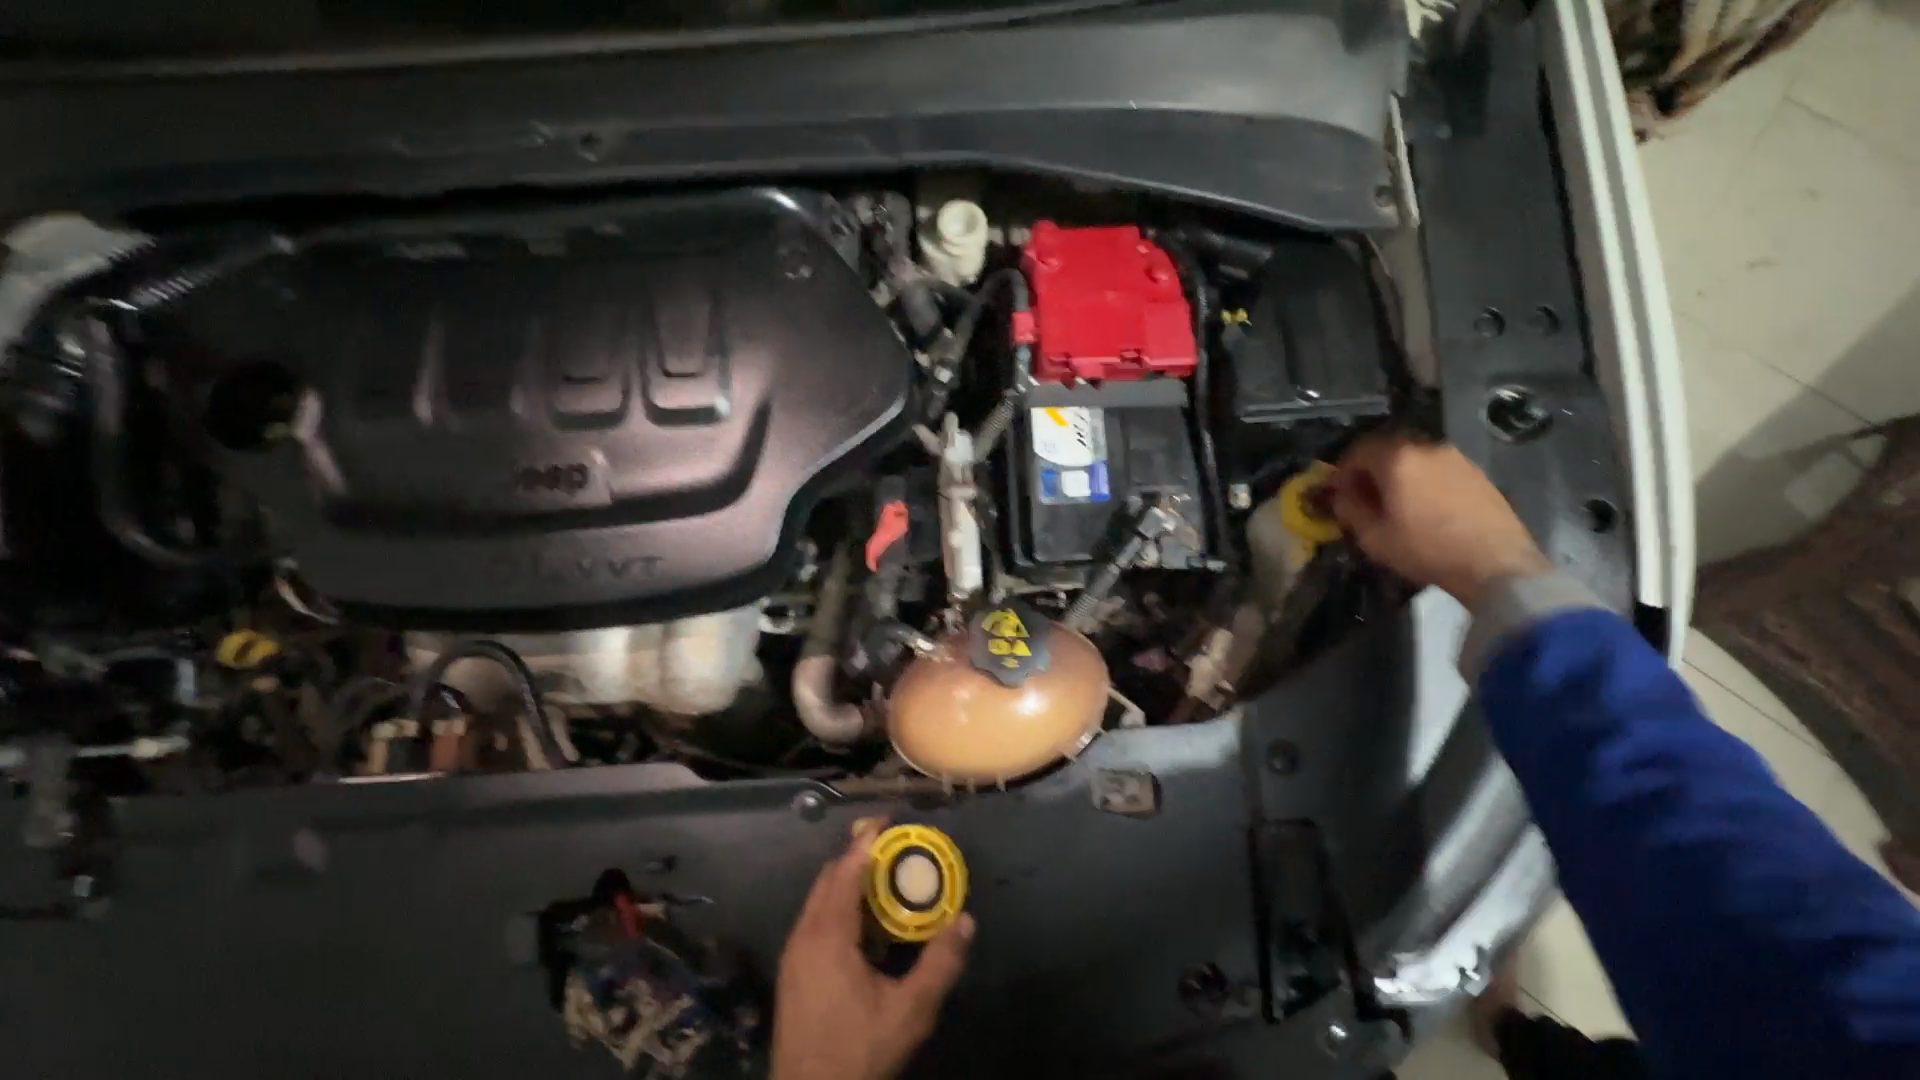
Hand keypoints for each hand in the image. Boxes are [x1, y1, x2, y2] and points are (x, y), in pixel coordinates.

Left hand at [771, 822, 974, 1079]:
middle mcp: (804, 935)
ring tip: (884, 881)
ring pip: (819, 900)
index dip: (866, 841)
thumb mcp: (910, 1012)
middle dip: (858, 857)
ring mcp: (793, 954)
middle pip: (829, 879)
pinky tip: (865, 926)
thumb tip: (966, 921)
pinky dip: (839, 906)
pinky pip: (815, 921)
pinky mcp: (793, 972)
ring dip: (848, 883)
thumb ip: (940, 964)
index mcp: (827, 934)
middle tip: (894, 848)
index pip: (846, 870)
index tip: (889, 820)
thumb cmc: (859, 1050)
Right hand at [1326, 433, 1550, 610]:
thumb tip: (1342, 495)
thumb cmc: (1425, 549)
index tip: (1339, 493)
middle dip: (1371, 471)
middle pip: (1388, 450)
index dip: (1342, 470)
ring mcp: (1457, 458)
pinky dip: (1425, 482)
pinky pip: (1439, 469)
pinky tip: (1427, 508)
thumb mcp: (1373, 537)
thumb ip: (1350, 509)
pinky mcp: (1478, 473)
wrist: (1495, 564)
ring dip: (1400, 476)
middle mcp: (1427, 448)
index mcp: (1397, 458)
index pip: (1358, 450)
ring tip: (1397, 504)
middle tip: (1365, 497)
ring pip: (1415, 459)